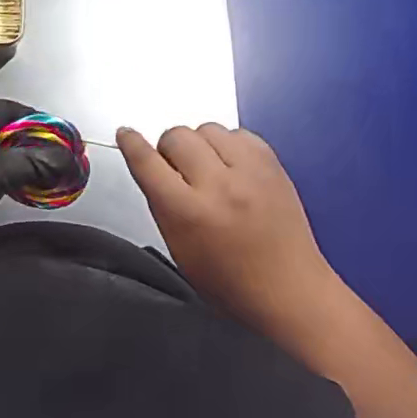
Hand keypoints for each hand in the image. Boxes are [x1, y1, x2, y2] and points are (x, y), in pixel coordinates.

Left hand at [0, 99, 64, 277]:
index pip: (17, 109)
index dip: (43, 126)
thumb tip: (70, 159)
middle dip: (33, 143)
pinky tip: (17, 181)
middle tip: (53, 162)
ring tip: (39, 174)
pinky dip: (4, 166)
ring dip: (19, 157)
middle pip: (9, 126)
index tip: (61, 145)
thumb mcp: (1, 173)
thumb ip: (38, 162)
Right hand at [118, 123, 336, 322]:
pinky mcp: (272, 163)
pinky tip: (231, 165)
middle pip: (176, 136)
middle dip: (168, 149)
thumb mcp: (180, 251)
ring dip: (199, 144)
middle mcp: (218, 184)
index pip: (148, 162)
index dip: (131, 143)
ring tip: (207, 167)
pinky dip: (228, 144)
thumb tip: (152, 169)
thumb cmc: (231, 283)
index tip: (126, 134)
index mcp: (188, 213)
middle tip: (177, 168)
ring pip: (207, 128)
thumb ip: (162, 205)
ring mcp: (249, 170)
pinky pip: (238, 133)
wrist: (290, 289)